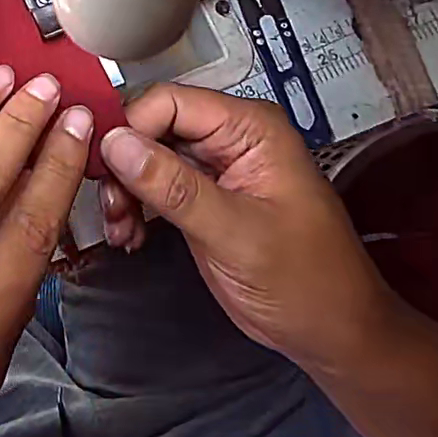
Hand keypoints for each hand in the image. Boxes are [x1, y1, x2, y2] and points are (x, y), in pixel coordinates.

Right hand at [97, 84, 398, 372]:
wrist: (334, 334)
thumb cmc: (306, 281)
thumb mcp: (237, 234)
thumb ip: (174, 186)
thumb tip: (116, 143)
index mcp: (247, 127)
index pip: (168, 102)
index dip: (130, 129)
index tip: (103, 168)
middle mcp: (227, 135)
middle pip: (151, 126)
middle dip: (123, 164)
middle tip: (110, 207)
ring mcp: (212, 164)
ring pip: (145, 155)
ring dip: (124, 189)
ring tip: (121, 227)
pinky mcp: (200, 192)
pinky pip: (152, 183)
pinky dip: (134, 205)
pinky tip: (130, 233)